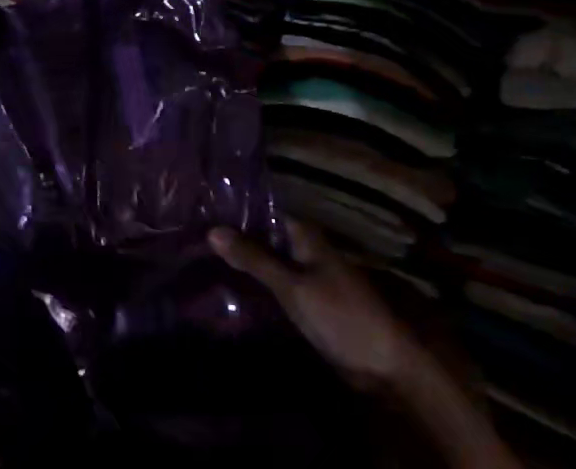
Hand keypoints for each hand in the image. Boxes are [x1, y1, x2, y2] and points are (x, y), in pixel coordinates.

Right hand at [209, 217, 424, 391]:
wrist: (385, 368)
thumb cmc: (341, 317)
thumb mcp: (293, 286)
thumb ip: (253, 258)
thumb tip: (211, 230)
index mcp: (305, 236)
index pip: (262, 209)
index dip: (233, 208)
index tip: (199, 208)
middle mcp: (303, 249)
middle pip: (261, 235)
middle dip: (231, 236)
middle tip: (190, 233)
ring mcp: (305, 276)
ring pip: (265, 261)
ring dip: (239, 261)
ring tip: (197, 256)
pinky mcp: (305, 301)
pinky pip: (271, 284)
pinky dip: (251, 284)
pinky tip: (224, 285)